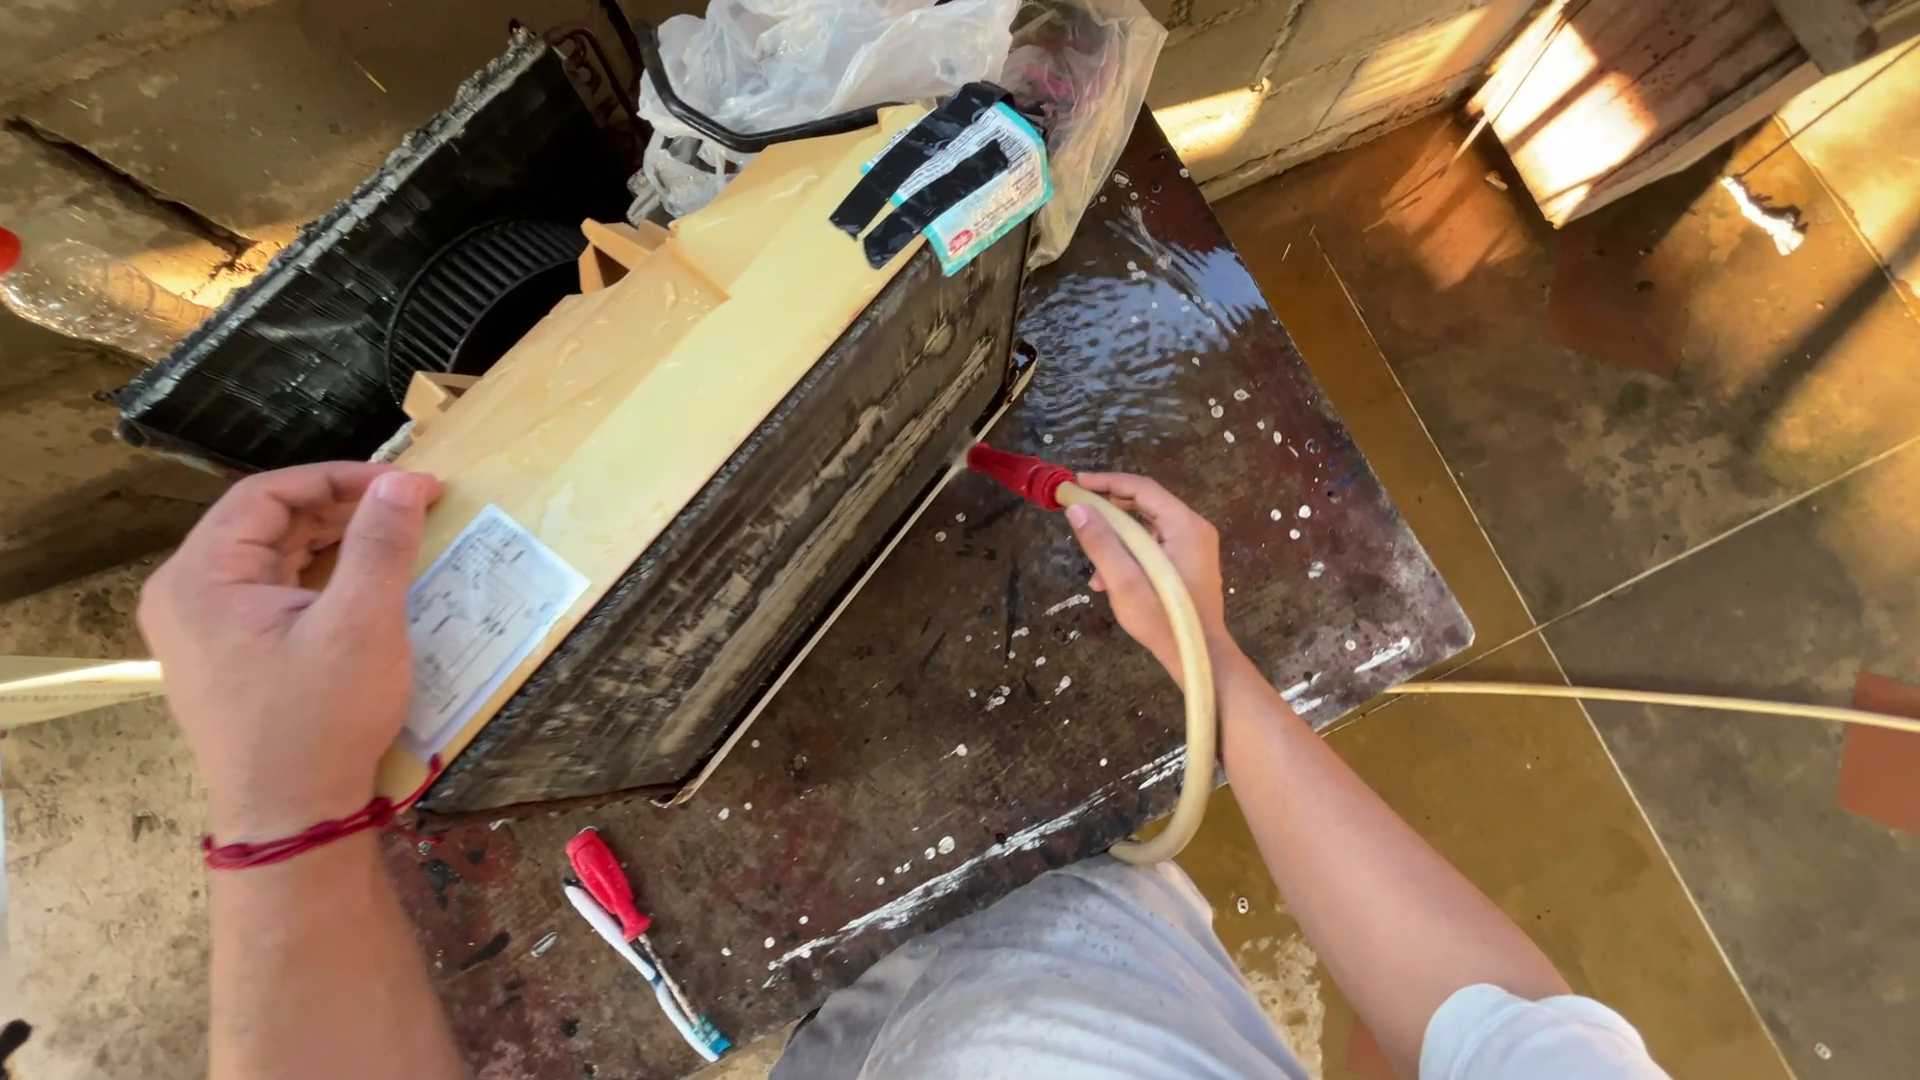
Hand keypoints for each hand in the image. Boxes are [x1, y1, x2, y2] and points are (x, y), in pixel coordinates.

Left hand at [138, 463, 441, 842]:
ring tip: (400, 534)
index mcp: (203, 578)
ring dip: (339, 536)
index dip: (341, 478)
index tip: (410, 486)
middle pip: (267, 521)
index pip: (266, 495)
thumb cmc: (323, 713)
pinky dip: (327, 570)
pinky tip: (370, 578)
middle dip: (344, 504)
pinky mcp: (235, 651)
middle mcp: (191, 594)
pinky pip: (280, 588)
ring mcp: (209, 626)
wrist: (295, 808)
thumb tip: (406, 481)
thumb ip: (382, 545)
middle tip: (413, 507)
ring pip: (276, 554)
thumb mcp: (362, 623)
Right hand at [1063, 472, 1238, 685]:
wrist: (1199, 659)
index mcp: (1184, 526)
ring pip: (1146, 526)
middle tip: (1077, 510)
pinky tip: (1107, 579)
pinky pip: (1153, 545)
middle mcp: (1193, 529)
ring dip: (1115, 535)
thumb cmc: (1163, 621)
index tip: (1075, 485)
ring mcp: (1193, 546)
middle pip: (1145, 503)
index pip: (1141, 488)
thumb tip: (1077, 508)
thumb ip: (1101, 543)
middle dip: (1108, 507)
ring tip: (1090, 558)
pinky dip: (1129, 552)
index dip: (1106, 482)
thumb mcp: (1124, 582)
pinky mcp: (1188, 563)